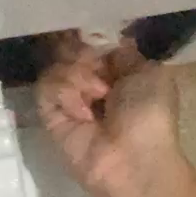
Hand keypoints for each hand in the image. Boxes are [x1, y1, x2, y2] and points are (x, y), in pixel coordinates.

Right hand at [36, 37, 180, 195]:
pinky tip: (82, 112)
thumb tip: (105, 44)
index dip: (92, 37)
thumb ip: (125, 54)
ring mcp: (69, 101)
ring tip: (96, 95)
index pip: (93, 43)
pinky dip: (64, 93)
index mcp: (118, 73)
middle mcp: (91, 84)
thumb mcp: (151, 72)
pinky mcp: (50, 116)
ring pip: (56, 66)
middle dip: (82, 53)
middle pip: (70, 50)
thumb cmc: (149, 114)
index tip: (95, 38)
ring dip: (77, 75)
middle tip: (95, 67)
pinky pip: (45, 88)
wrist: (133, 159)